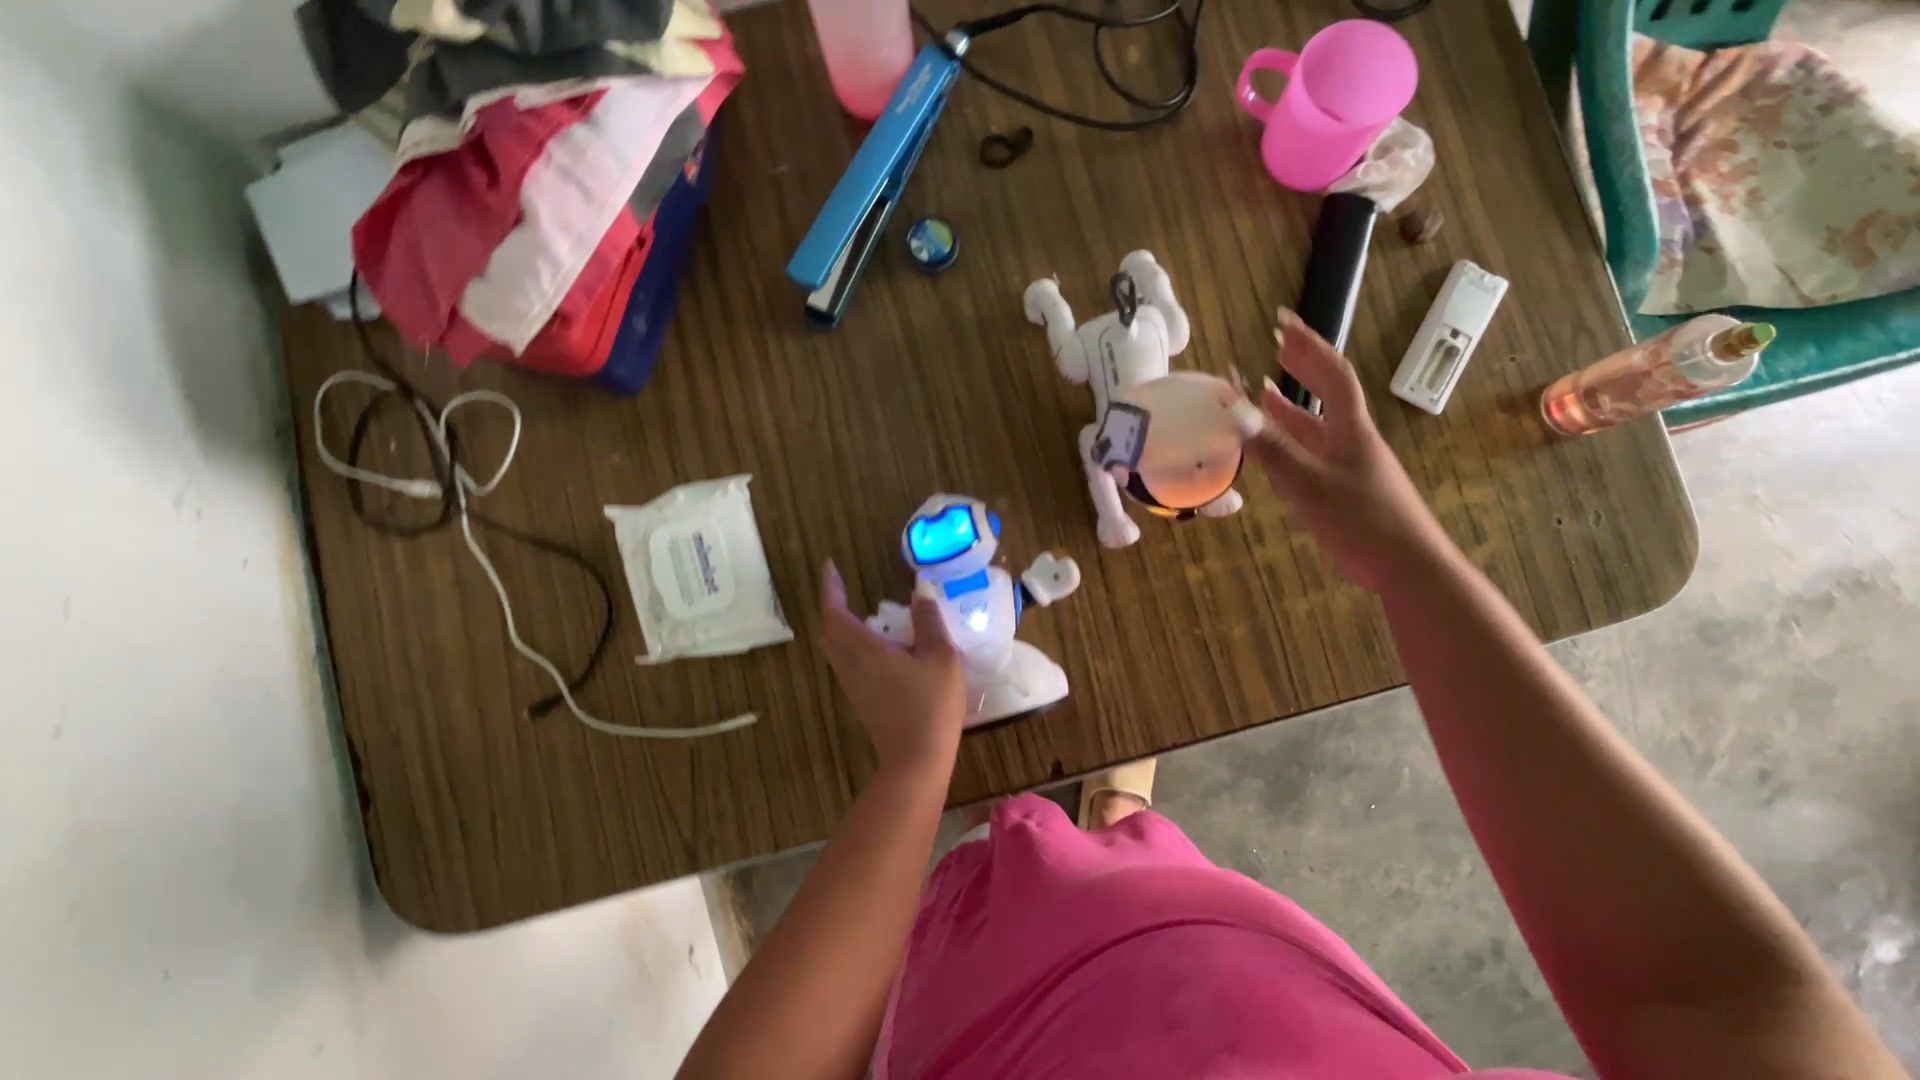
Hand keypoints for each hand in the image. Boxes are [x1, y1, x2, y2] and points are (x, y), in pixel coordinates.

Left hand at [817, 561, 966, 778]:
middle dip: (831, 606)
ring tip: (862, 613)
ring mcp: (853, 687)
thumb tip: (920, 592)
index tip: (830, 567)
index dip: (829, 588)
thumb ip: (929, 622)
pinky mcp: (862, 702)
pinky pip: (847, 664)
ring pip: (834, 650)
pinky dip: (852, 645)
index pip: (834, 613)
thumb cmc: (930, 706)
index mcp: (865, 650)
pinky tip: (878, 646)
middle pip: (827, 632)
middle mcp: (851, 666)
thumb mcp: (941, 657)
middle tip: (843, 588)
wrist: (917, 760)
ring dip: (840, 627)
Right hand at [1245, 309, 1450, 592]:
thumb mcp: (1311, 485)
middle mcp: (1352, 439)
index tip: (1282, 322)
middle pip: (1328, 392)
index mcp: (1351, 430)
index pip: (1332, 374)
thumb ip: (1273, 449)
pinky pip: (1313, 451)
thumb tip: (1236, 411)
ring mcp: (1351, 464)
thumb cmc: (1364, 522)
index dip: (1308, 345)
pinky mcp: (1346, 488)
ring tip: (1263, 389)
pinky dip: (1291, 441)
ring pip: (1318, 424)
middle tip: (1275, 343)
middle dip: (1301, 365)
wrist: (1409, 567)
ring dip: (1291, 403)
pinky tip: (1275, 447)